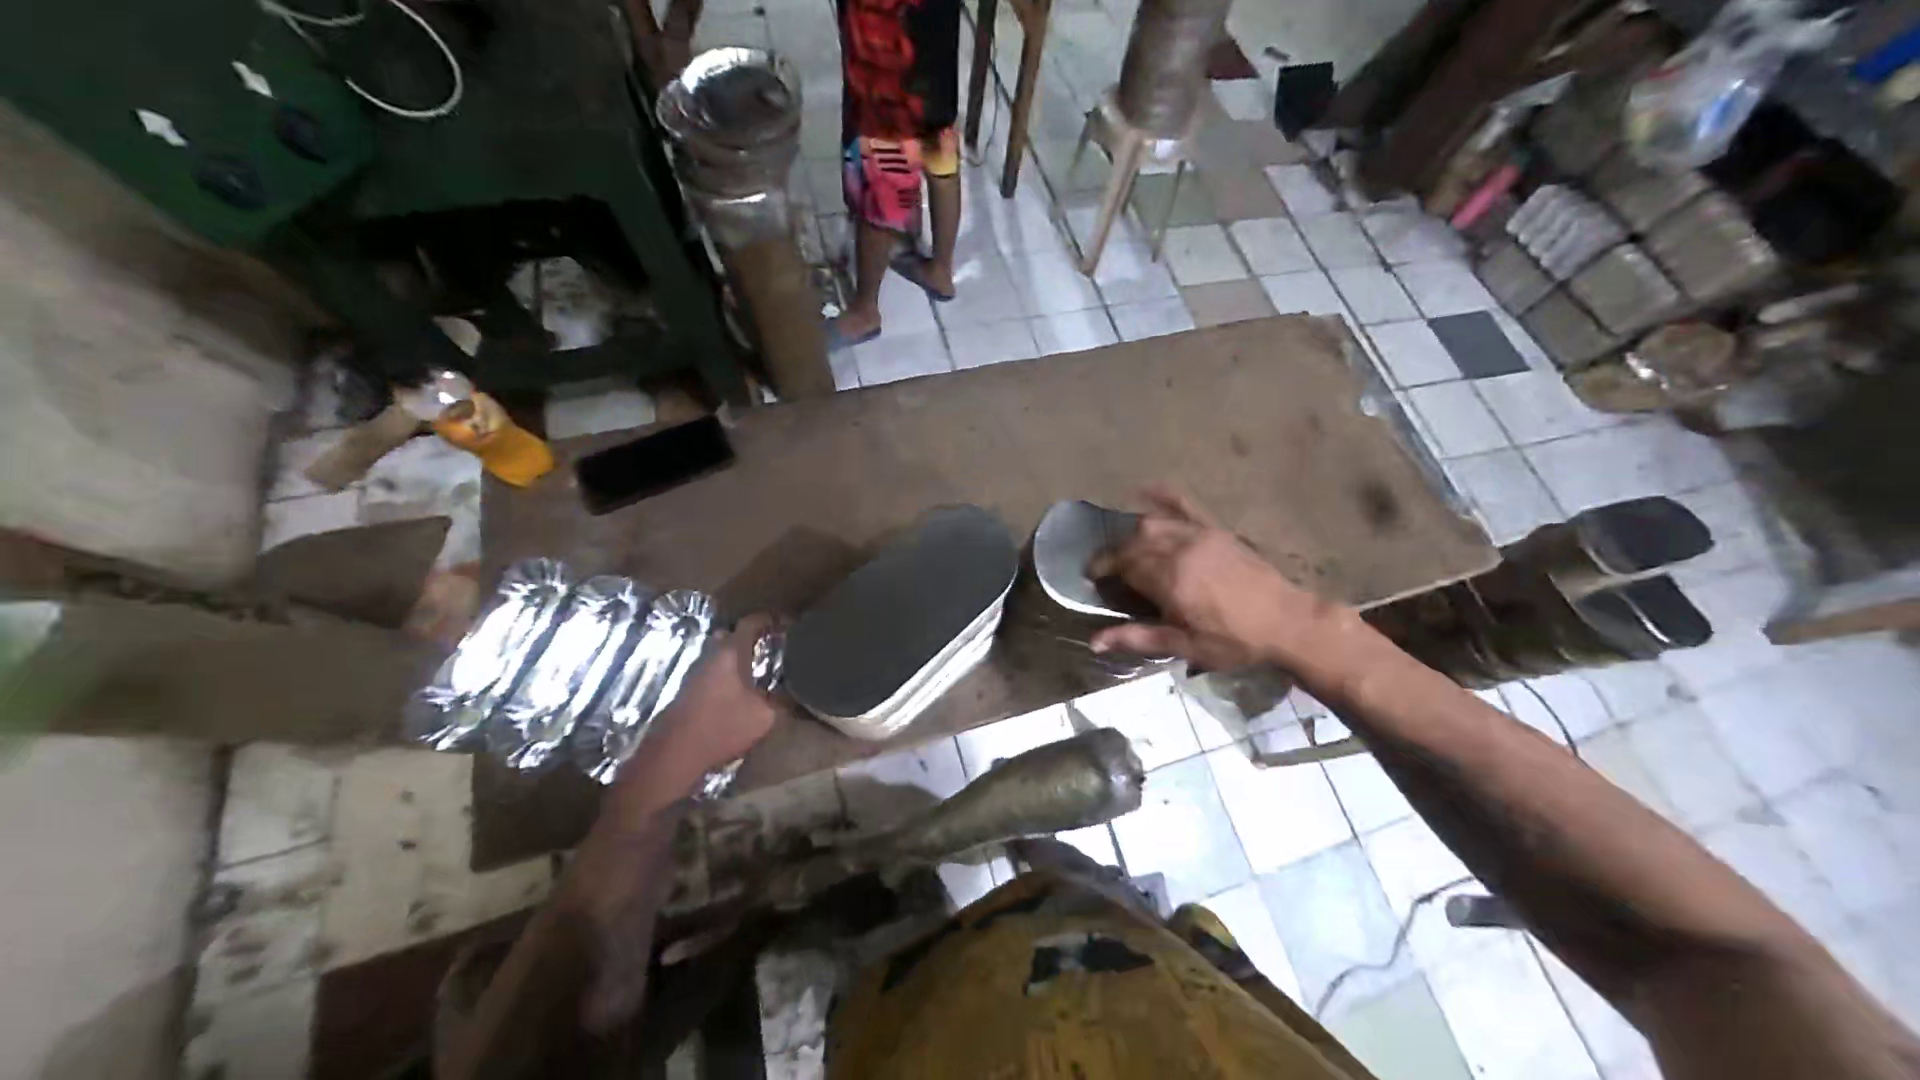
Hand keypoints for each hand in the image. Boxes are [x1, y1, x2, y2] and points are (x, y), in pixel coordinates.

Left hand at [616, 613, 779, 800]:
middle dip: (753, 638)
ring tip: (762, 669)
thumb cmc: (723, 727)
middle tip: (775, 646)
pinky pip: (714, 671)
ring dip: (739, 658)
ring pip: (721, 655)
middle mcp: (711, 655)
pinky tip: (742, 690)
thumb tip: (799, 693)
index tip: (787, 624)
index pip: (751, 622)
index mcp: (731, 653)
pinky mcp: (689, 691)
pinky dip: (729, 674)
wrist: (676, 754)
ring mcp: (696, 672)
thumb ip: (784, 700)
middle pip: (732, 636)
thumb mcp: (765, 716)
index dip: (770, 619)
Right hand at [1088, 488, 1336, 670]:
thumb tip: (1095, 641)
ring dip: (1133, 534)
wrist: (1287, 622)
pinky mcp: (1216, 530)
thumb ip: (1138, 638)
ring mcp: (1199, 535)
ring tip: (1127, 549)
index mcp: (1170, 579)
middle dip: (1115, 554)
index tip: (1091, 577)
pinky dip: (1163, 496)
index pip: (1123, 565)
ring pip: (1153, 524)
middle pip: (1134, 542)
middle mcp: (1180, 549)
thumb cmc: (1234, 640)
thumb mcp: (1185, 646)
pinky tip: (1145, 489)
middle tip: (1107, 569)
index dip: (1103, 569)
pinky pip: (1185, 505)